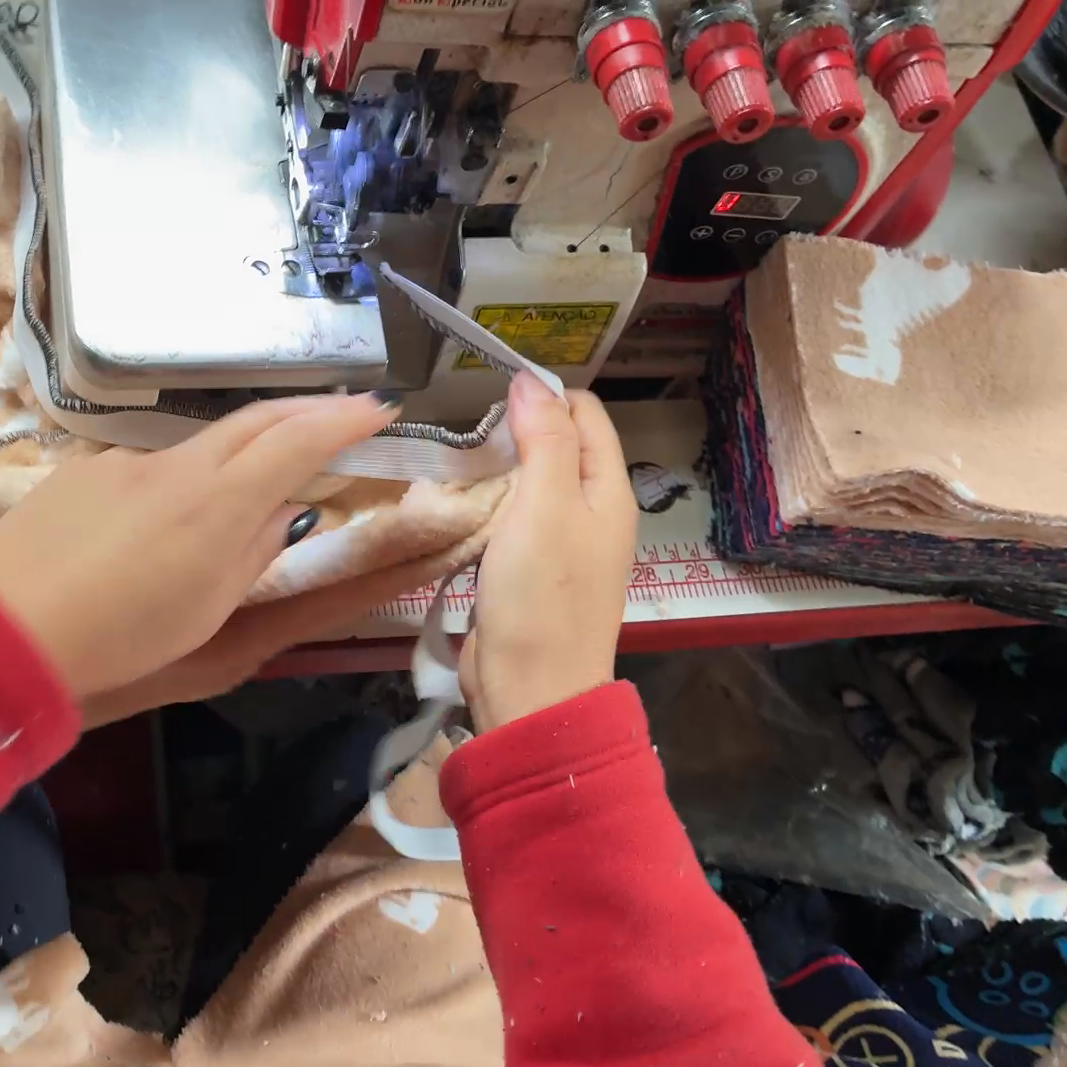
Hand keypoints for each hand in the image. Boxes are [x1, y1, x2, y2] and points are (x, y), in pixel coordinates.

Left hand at [0, 394, 397, 698]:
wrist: (8, 628)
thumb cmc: (121, 637)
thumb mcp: (206, 611)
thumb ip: (253, 551)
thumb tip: (285, 511)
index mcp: (217, 504)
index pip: (296, 443)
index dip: (343, 422)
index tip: (377, 409)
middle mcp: (176, 464)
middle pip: (255, 419)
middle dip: (307, 409)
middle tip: (343, 410)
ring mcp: (124, 461)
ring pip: (198, 448)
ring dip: (235, 457)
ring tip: (234, 501)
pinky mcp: (82, 469)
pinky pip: (145, 470)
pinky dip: (172, 486)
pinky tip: (146, 530)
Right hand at [460, 373, 635, 732]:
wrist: (530, 687)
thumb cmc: (540, 594)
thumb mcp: (543, 507)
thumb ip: (543, 441)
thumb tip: (531, 380)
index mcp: (607, 491)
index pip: (585, 415)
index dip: (544, 396)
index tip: (491, 397)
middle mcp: (592, 512)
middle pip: (559, 447)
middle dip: (517, 431)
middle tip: (469, 434)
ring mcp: (562, 544)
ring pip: (532, 484)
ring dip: (500, 470)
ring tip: (459, 464)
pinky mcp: (531, 571)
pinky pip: (513, 521)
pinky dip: (490, 506)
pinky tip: (462, 507)